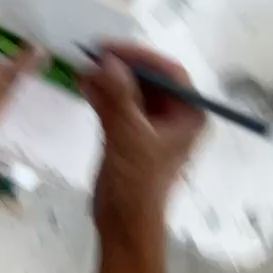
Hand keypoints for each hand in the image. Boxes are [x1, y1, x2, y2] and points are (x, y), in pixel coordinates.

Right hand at [83, 43, 205, 228]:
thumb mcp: (128, 137)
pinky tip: (83, 86)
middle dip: (121, 67)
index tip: (107, 49)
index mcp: (190, 115)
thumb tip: (107, 61)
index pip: (169, 73)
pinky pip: (119, 108)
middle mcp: (175, 117)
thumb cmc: (136, 183)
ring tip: (82, 69)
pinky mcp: (131, 138)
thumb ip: (119, 97)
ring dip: (109, 80)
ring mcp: (152, 128)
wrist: (124, 224)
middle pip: (150, 80)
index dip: (139, 56)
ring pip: (132, 93)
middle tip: (91, 57)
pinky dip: (102, 96)